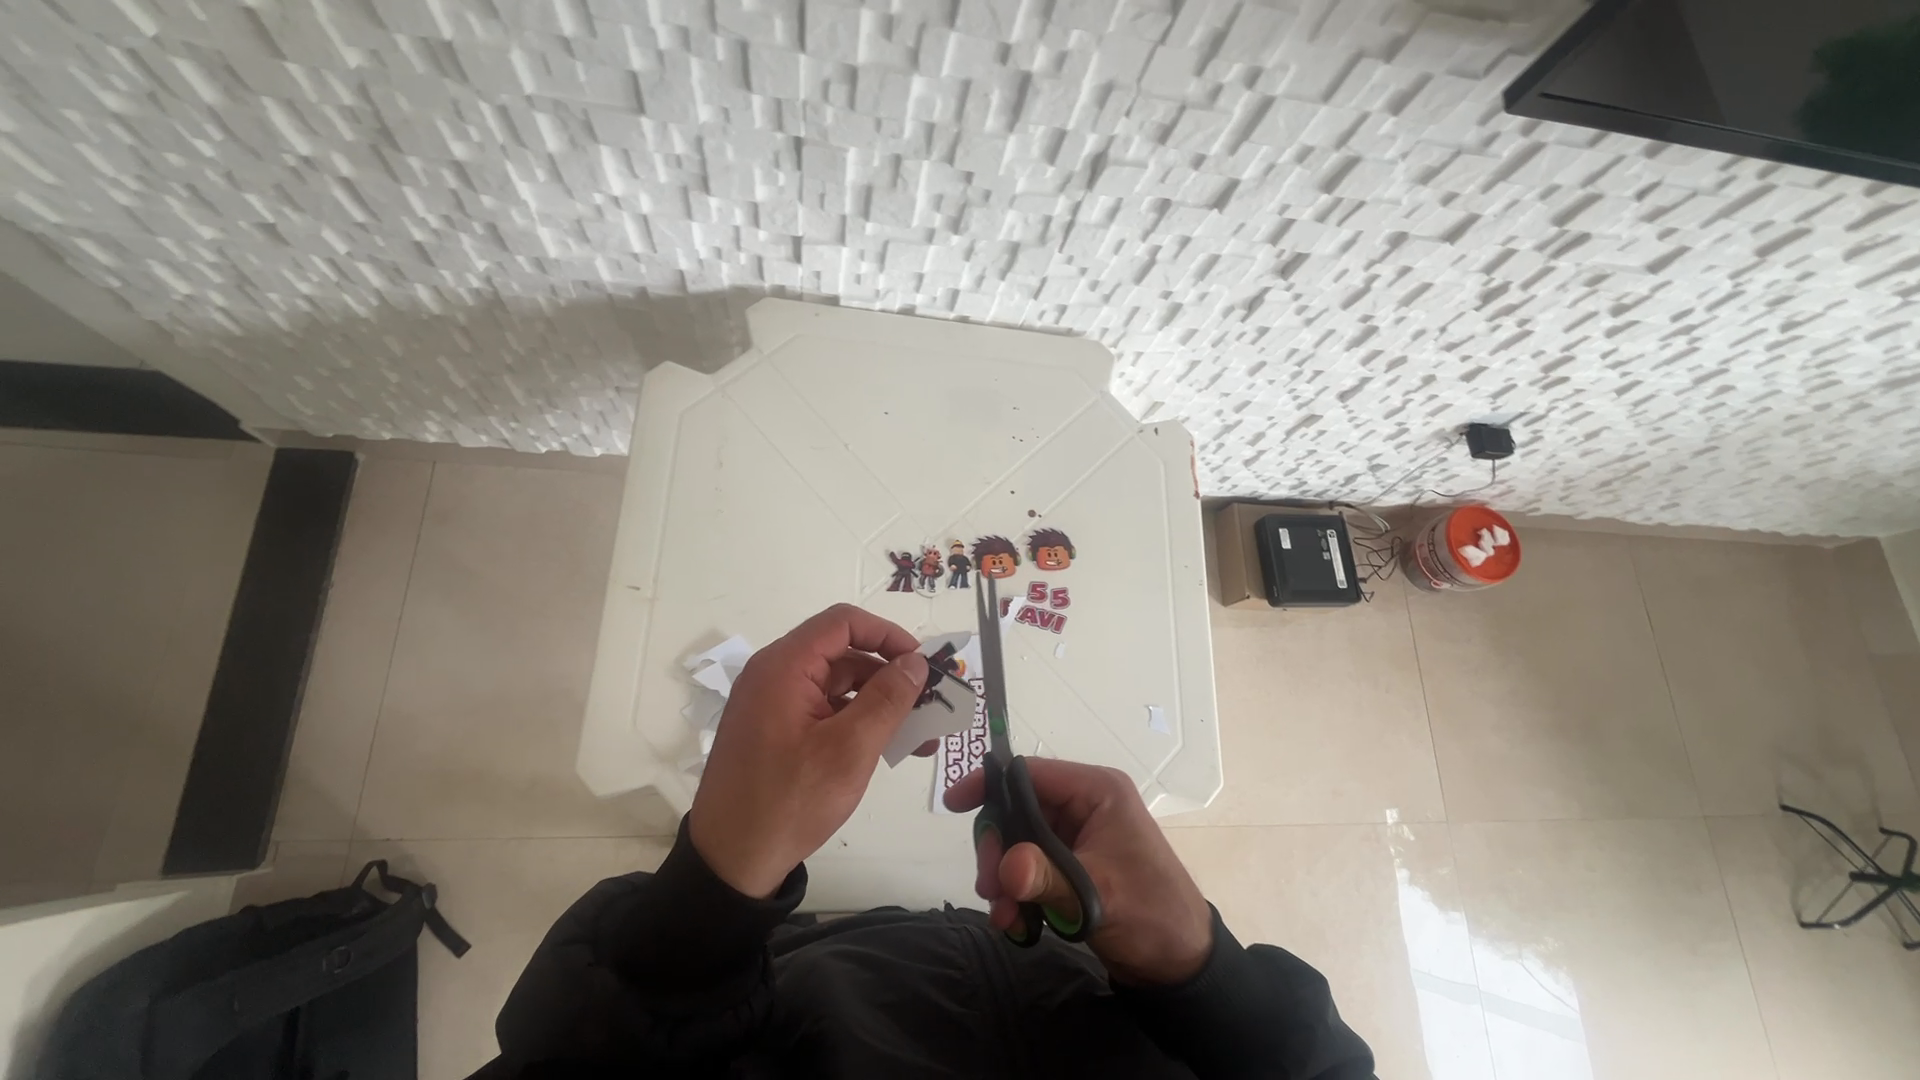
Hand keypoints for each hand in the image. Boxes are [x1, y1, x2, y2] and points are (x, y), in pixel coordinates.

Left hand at [689, 605, 927, 897]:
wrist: (730, 862)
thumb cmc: (790, 801)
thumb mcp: (849, 750)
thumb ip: (887, 699)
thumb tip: (916, 661)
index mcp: (784, 667)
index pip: (843, 622)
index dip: (887, 634)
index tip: (921, 663)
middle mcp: (774, 675)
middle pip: (842, 653)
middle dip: (890, 674)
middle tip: (930, 703)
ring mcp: (773, 703)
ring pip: (838, 684)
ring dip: (879, 703)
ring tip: (920, 735)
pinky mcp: (776, 730)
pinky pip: (825, 710)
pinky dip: (857, 721)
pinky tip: (889, 747)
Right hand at [945, 759, 1212, 985]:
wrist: (1180, 965)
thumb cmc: (1150, 915)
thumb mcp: (1096, 895)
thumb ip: (1047, 877)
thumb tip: (1006, 866)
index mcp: (1097, 791)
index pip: (1030, 773)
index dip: (990, 784)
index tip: (954, 806)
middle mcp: (1085, 804)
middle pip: (1018, 809)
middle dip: (998, 848)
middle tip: (989, 888)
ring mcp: (1077, 834)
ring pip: (1019, 841)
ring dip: (1004, 877)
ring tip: (1004, 916)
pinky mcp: (1071, 864)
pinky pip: (1029, 866)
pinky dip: (1017, 891)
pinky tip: (1015, 922)